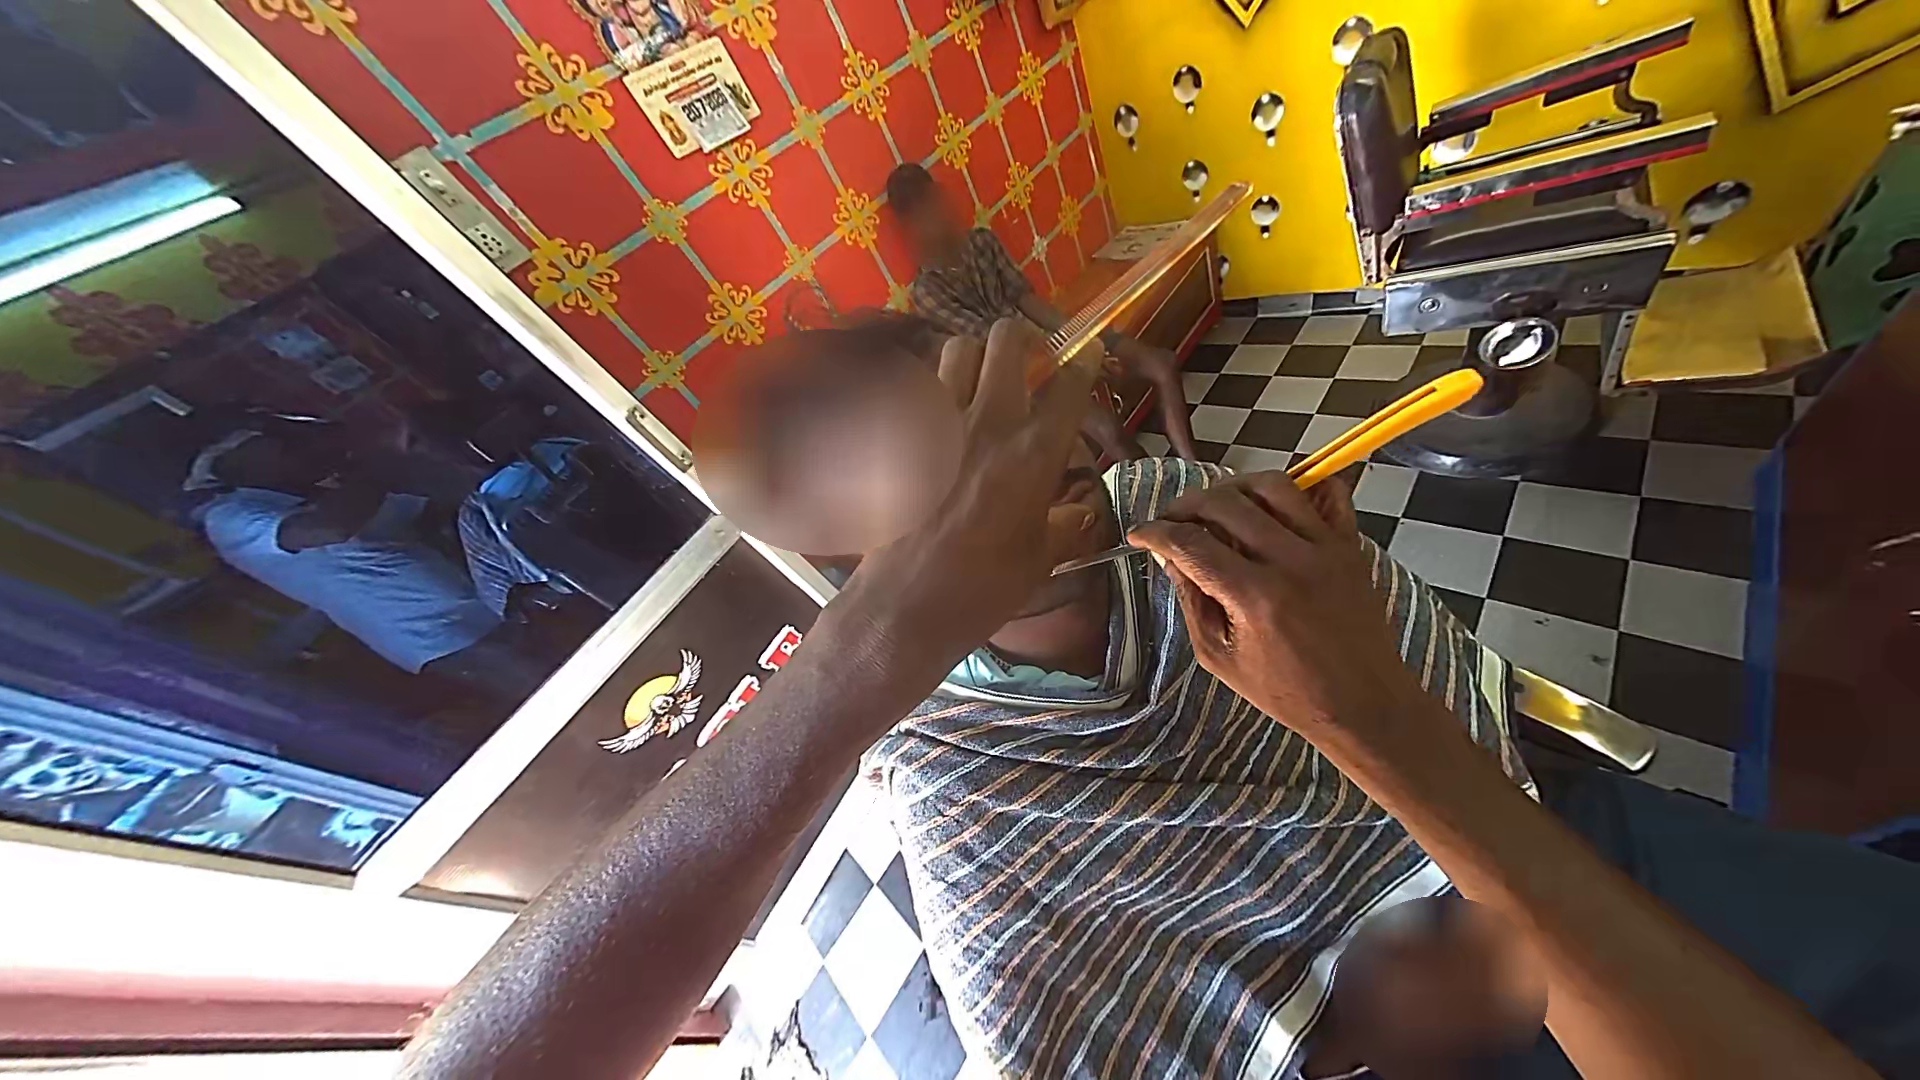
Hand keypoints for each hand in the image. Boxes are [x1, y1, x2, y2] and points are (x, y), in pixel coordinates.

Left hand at [824, 318, 1098, 684]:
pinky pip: (919, 386)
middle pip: (1007, 338)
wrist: (907, 605)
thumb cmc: (983, 588)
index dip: (1083, 363)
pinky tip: (940, 419)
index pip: (1070, 383)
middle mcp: (988, 421)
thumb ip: (1065, 524)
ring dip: (976, 359)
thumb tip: (1081, 512)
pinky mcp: (900, 435)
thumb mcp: (1040, 559)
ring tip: (981, 386)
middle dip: (1025, 341)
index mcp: (1034, 452)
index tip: (1085, 359)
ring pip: (958, 349)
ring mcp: (937, 423)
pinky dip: (936, 389)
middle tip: (1030, 363)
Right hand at [1126, 471, 1425, 742]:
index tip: (1139, 535)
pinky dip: (1298, 486)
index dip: (1155, 533)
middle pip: (1224, 503)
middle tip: (1171, 521)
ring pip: (1271, 485)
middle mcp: (1291, 561)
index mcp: (1254, 596)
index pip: (1190, 543)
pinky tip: (1271, 504)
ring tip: (1215, 506)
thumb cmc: (1285, 691)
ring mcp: (1325, 548)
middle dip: (1185, 505)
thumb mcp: (1218, 656)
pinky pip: (1327, 494)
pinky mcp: (1349, 545)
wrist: (1365, 704)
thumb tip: (1170, 557)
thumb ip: (1191, 601)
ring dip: (1232, 488)